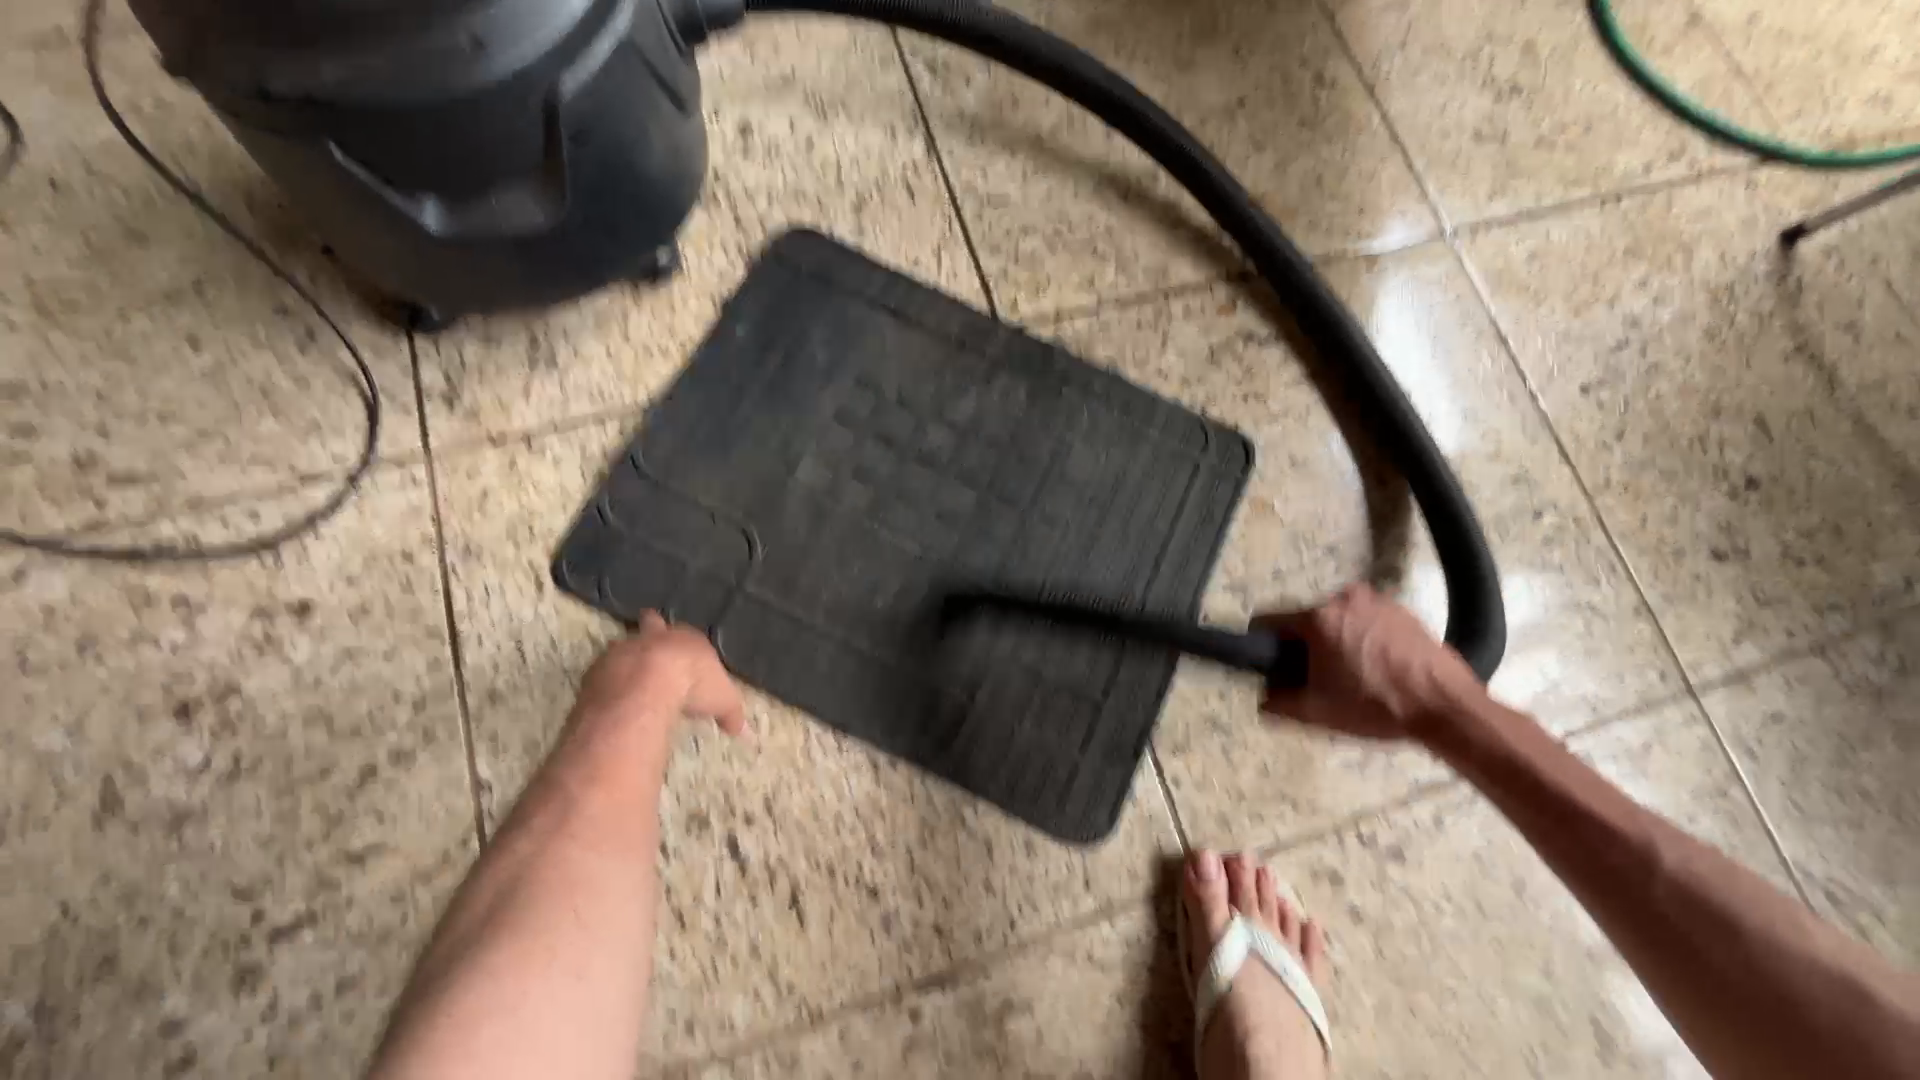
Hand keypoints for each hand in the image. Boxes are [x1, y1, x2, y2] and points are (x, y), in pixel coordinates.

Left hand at [572, 613, 747, 737]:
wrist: (645, 684)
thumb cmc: (693, 684)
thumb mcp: (723, 701)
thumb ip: (731, 714)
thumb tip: (745, 732)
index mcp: (687, 640)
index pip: (688, 635)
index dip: (685, 642)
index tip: (684, 651)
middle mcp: (654, 638)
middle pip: (651, 624)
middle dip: (651, 628)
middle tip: (649, 639)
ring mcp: (622, 651)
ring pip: (623, 646)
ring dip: (626, 659)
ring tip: (629, 678)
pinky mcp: (597, 669)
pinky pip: (601, 672)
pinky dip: (606, 683)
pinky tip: (610, 699)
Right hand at [1255, 584, 1480, 740]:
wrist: (1446, 708)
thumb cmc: (1375, 706)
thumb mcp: (1317, 712)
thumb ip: (1278, 702)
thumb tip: (1265, 696)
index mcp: (1317, 617)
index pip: (1267, 621)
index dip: (1263, 645)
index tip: (1273, 667)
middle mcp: (1344, 598)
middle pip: (1307, 621)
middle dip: (1306, 646)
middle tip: (1320, 678)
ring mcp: (1378, 601)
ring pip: (1339, 620)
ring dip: (1337, 641)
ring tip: (1354, 675)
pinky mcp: (1404, 610)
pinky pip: (1368, 620)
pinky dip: (1365, 638)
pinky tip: (1380, 667)